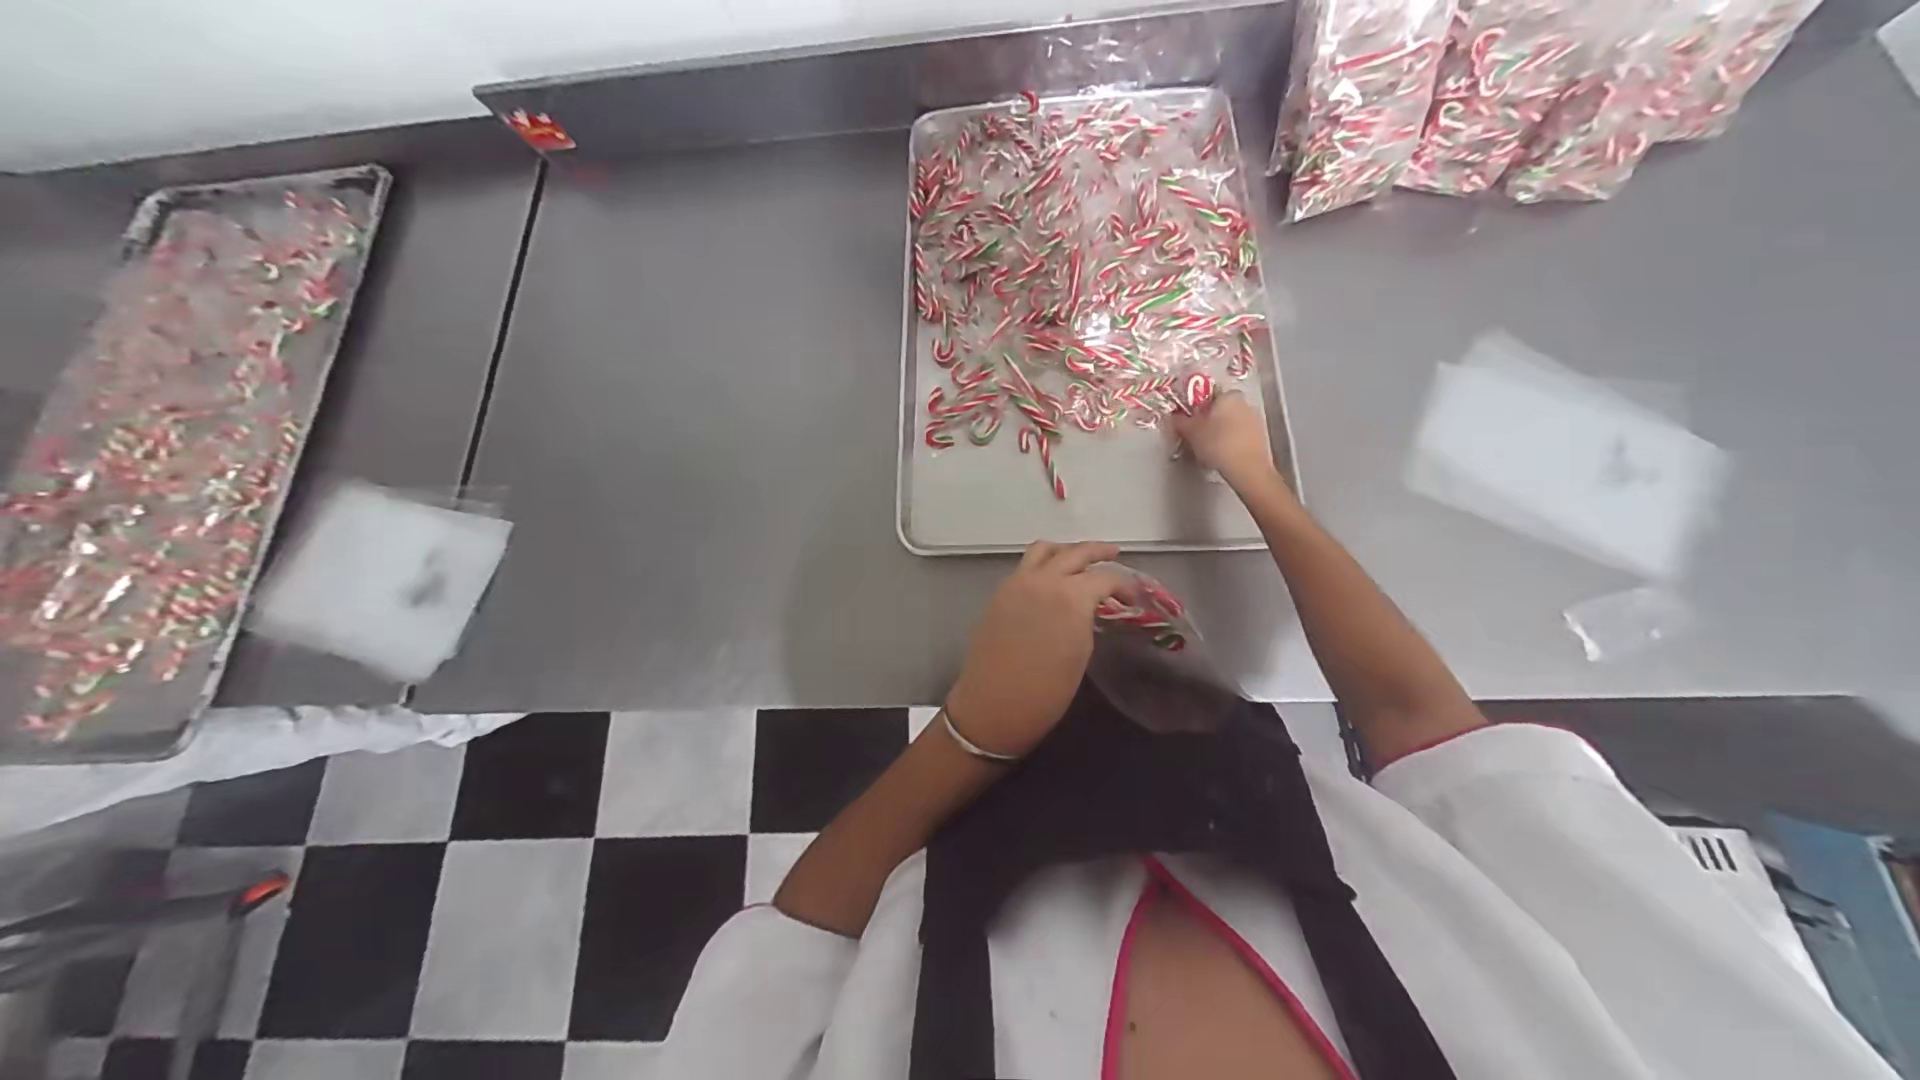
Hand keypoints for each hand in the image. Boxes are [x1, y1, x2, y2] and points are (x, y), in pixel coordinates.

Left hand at [943, 541, 1129, 757]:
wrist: (993, 706)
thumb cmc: (1046, 692)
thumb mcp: (1080, 654)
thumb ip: (1087, 619)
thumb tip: (1090, 607)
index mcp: (1071, 596)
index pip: (1105, 577)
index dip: (1123, 585)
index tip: (1132, 597)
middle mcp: (1043, 580)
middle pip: (1075, 553)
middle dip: (1098, 552)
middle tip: (1114, 554)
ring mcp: (1017, 584)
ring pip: (1044, 550)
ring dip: (1065, 550)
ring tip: (1079, 559)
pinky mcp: (1000, 594)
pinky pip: (1025, 566)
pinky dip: (1043, 563)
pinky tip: (1052, 579)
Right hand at [1171, 391, 1277, 489]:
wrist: (1247, 468)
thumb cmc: (1217, 444)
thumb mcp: (1190, 432)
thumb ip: (1179, 421)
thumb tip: (1173, 416)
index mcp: (1228, 395)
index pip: (1208, 394)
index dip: (1195, 407)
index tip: (1188, 421)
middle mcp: (1244, 403)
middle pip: (1219, 409)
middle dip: (1207, 421)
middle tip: (1194, 436)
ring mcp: (1254, 420)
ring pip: (1229, 423)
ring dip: (1217, 432)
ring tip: (1206, 449)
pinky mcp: (1260, 437)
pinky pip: (1238, 435)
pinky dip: (1228, 442)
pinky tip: (1220, 456)